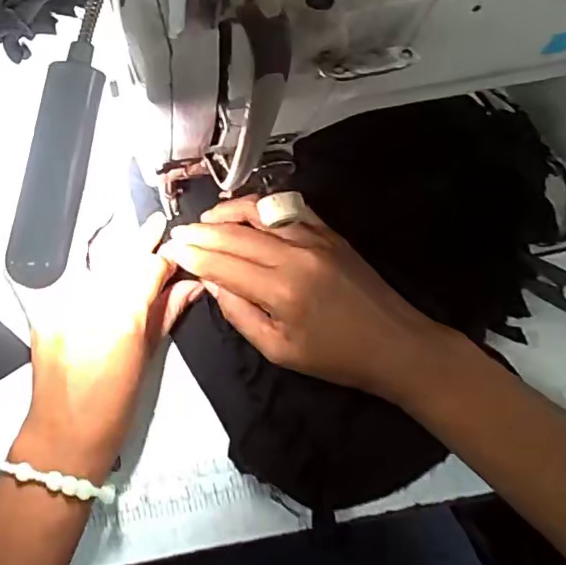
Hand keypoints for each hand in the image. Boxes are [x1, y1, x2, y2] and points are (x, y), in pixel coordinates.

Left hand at [12, 212, 203, 479]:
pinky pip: (71, 275)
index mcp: (122, 317)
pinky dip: (89, 268)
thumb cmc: (108, 410)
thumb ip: (166, 313)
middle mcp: (88, 302)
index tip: (175, 254)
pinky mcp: (44, 308)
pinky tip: (102, 266)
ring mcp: (62, 303)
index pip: (150, 266)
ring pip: (94, 260)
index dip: (167, 258)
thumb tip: (188, 287)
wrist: (62, 433)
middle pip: (120, 255)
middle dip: (140, 240)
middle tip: (155, 227)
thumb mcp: (147, 359)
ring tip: (132, 239)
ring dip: (115, 248)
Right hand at [158, 195, 476, 406]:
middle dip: (200, 233)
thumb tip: (211, 284)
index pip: (222, 264)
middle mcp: (294, 255)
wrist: (395, 343)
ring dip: (226, 213)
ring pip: (258, 213)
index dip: (192, 256)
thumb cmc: (336, 357)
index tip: (170, 250)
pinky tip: (245, 212)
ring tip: (205, 220)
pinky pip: (287, 208)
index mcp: (280, 290)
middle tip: (176, 232)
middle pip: (234, 235)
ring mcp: (314, 238)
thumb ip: (240, 314)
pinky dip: (261, 207)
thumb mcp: (279, 351)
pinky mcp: (329, 232)